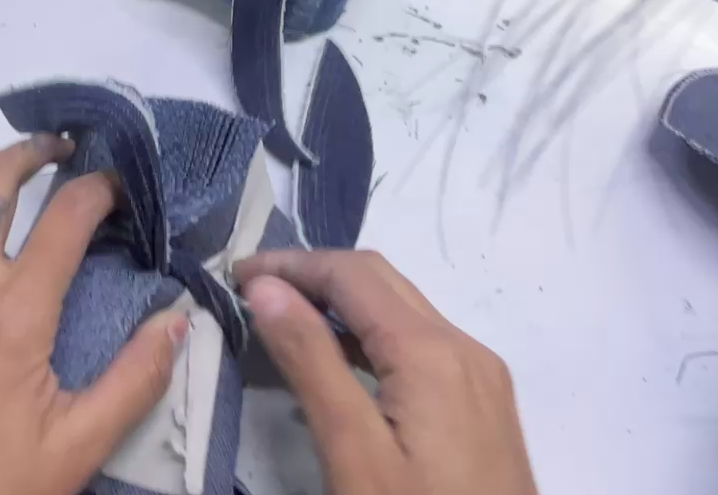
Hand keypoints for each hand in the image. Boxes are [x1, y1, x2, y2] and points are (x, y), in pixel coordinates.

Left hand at [0, 136, 189, 494]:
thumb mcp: (75, 452)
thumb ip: (135, 380)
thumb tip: (176, 320)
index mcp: (14, 309)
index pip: (67, 212)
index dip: (102, 186)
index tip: (123, 186)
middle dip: (33, 149)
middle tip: (66, 148)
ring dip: (3, 217)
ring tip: (35, 251)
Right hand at [236, 249, 537, 494]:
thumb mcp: (354, 454)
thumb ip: (309, 360)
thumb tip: (265, 287)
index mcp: (431, 350)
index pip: (350, 273)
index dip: (289, 263)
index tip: (237, 274)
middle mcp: (462, 346)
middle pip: (377, 278)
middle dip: (312, 272)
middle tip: (254, 288)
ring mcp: (479, 375)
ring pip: (398, 304)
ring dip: (339, 297)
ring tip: (282, 313)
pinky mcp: (481, 403)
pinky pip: (416, 340)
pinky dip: (368, 330)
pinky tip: (335, 358)